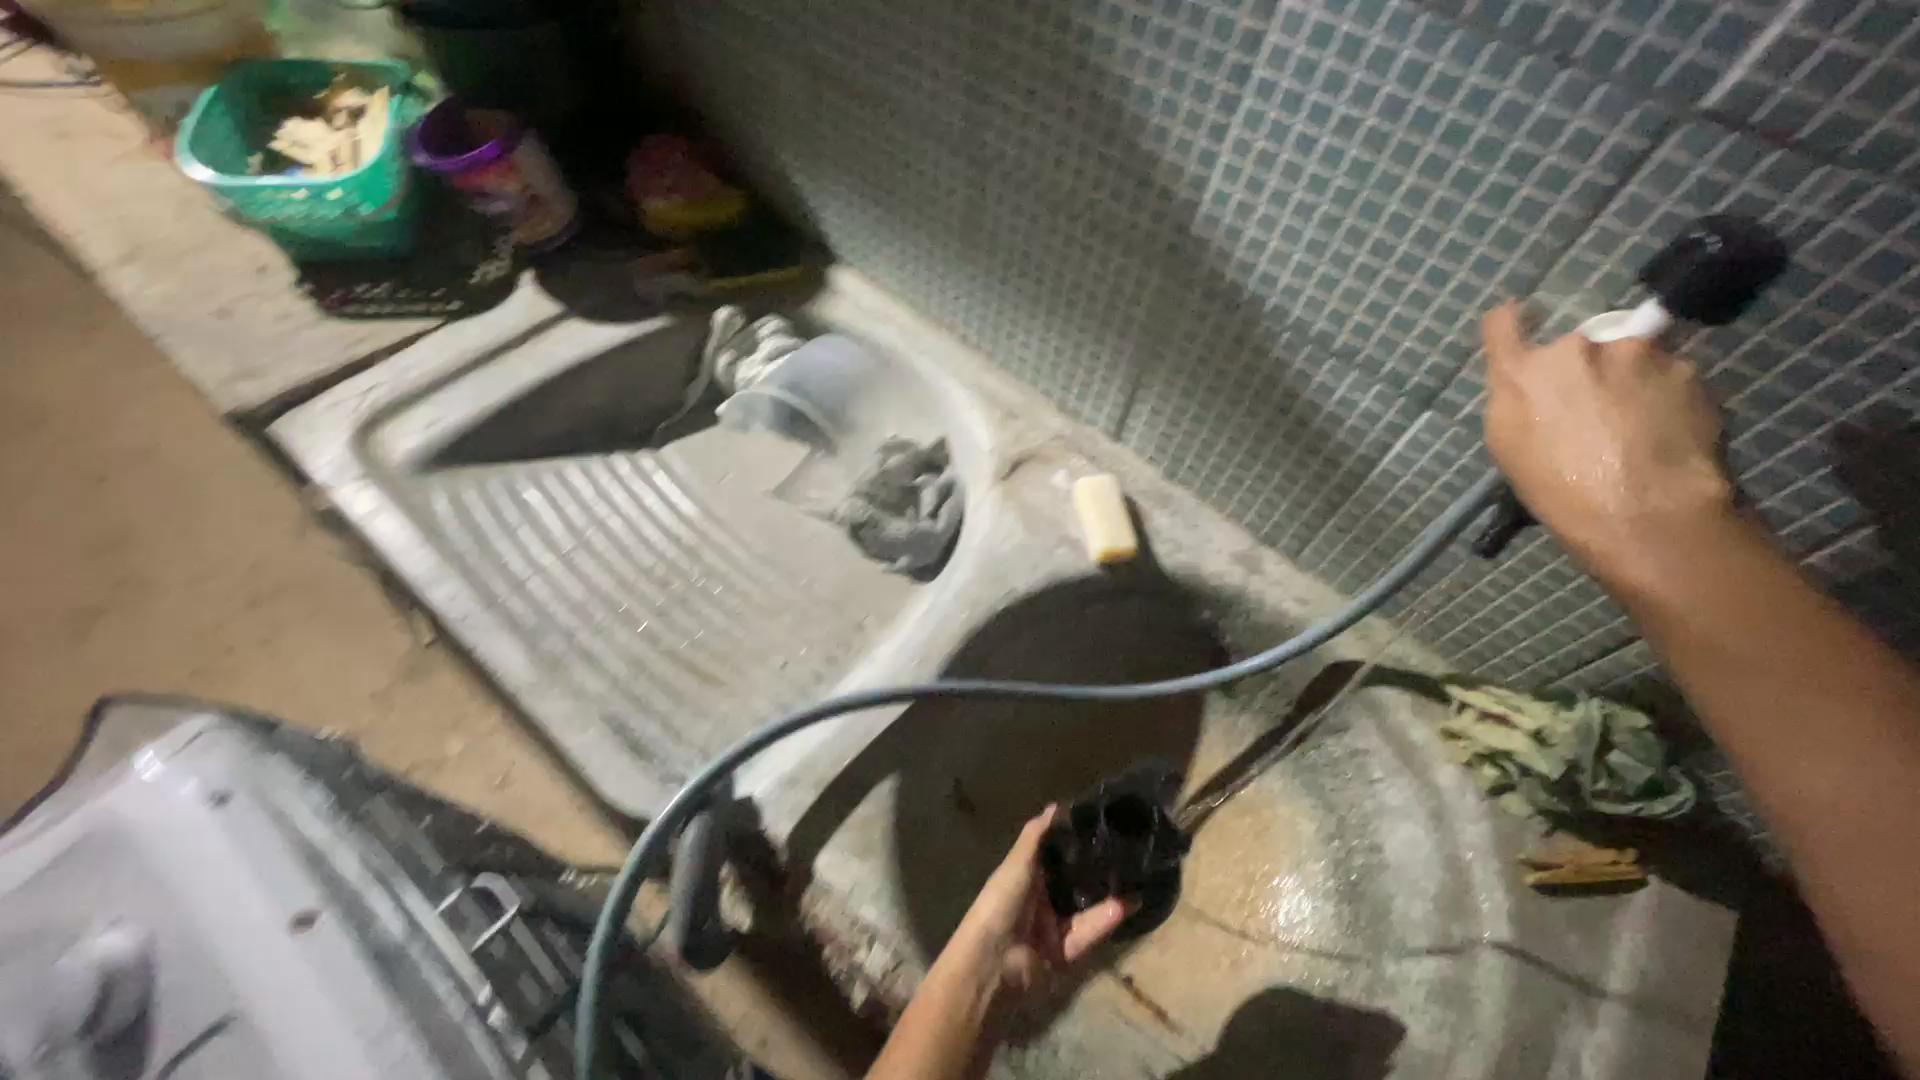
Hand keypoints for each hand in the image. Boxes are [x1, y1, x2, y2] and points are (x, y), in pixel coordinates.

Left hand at [937, 805, 1130, 1003]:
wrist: (992, 962)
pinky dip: (1104, 921)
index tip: (1100, 827)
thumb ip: (1035, 836)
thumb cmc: (1001, 903)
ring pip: (1086, 910)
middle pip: (1073, 884)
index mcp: (1025, 878)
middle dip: (1097, 873)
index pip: (1054, 857)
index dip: (1073, 844)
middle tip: (1126, 854)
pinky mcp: (1064, 954)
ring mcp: (1052, 929)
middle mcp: (1039, 901)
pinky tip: (1126, 905)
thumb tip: (1055, 806)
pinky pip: (1088, 934)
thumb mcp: (1017, 864)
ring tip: (1136, 880)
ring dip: (1108, 898)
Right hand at [1481, 302, 1736, 586]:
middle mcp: (1576, 349)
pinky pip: (1667, 375)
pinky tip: (1664, 432)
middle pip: (1574, 346)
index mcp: (1522, 372)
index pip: (1503, 323)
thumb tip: (1533, 382)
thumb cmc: (1557, 487)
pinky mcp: (1687, 368)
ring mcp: (1637, 353)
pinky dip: (1663, 395)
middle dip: (1580, 368)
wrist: (1644, 509)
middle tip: (1590, 411)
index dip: (1511, 321)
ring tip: (1634, 427)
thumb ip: (1516, 399)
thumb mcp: (1509, 446)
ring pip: (1626, 357)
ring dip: (1626, 379)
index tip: (1520, 321)